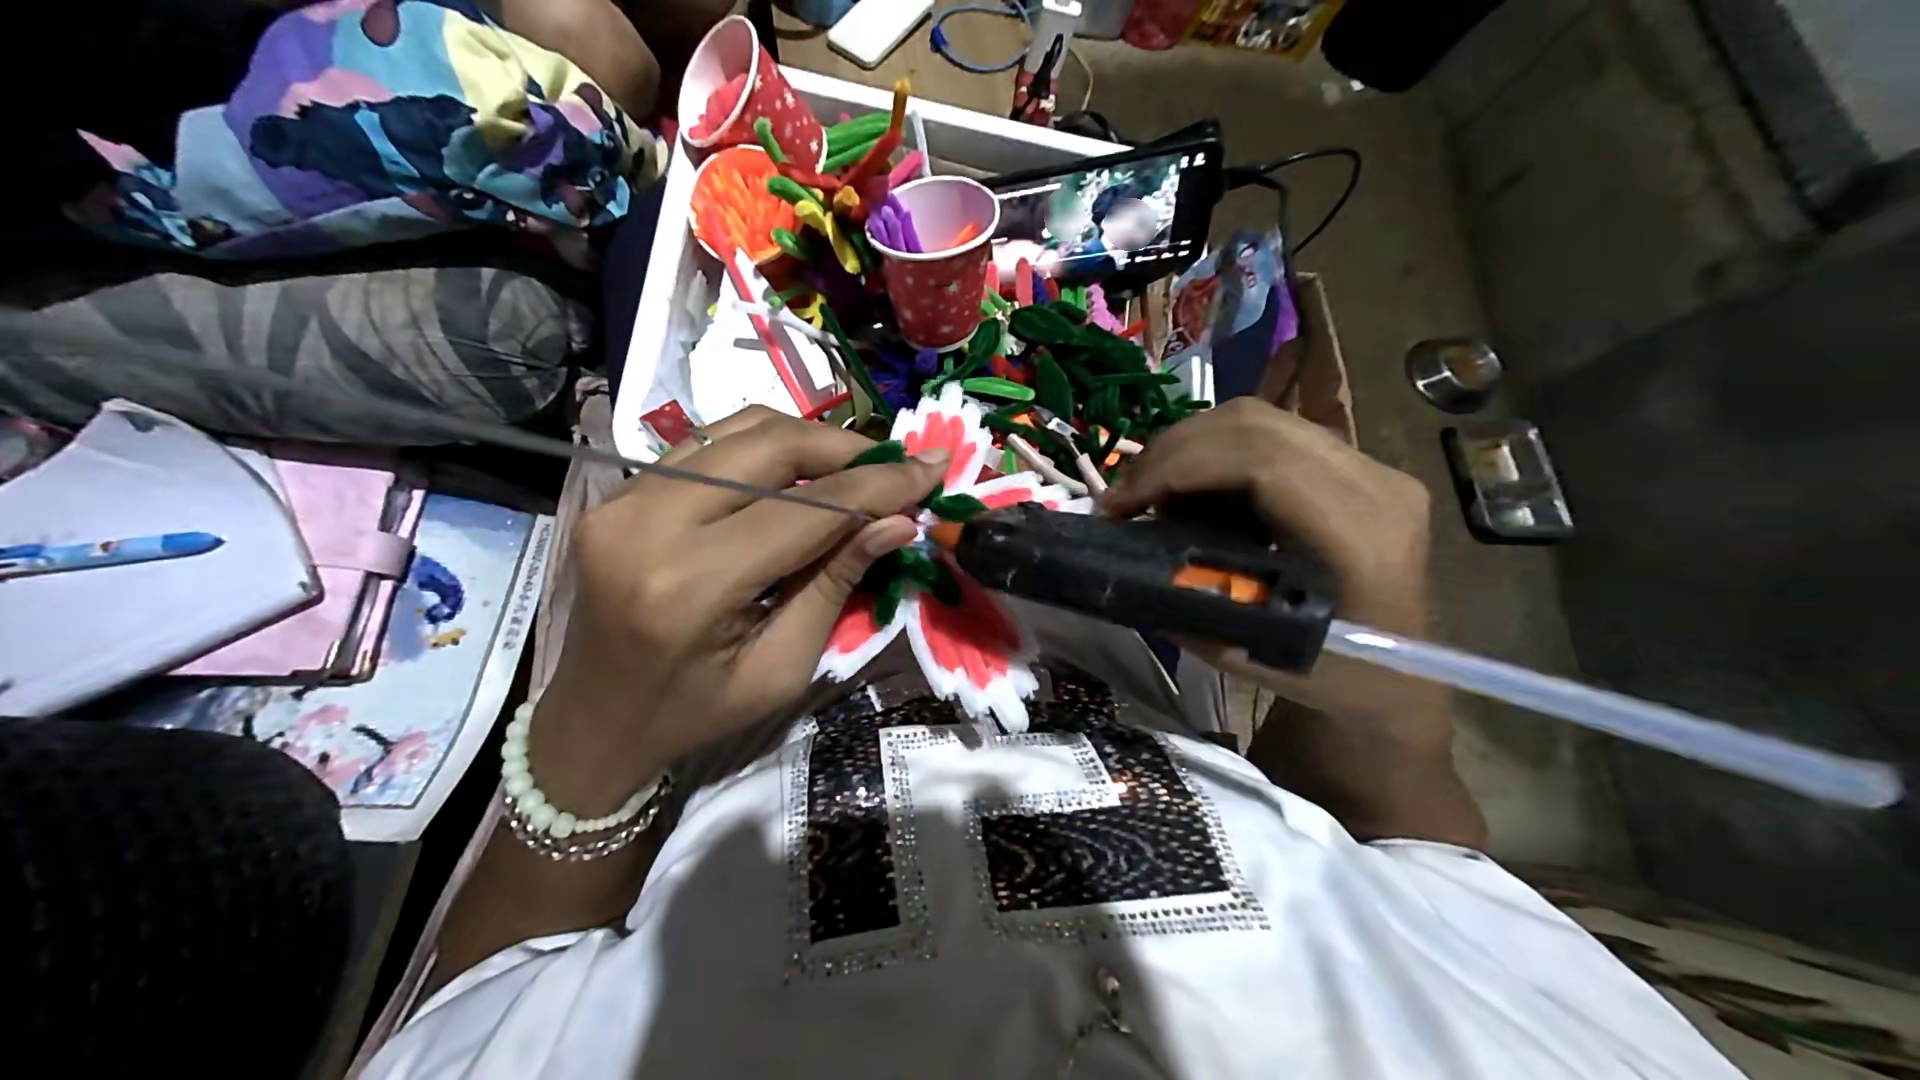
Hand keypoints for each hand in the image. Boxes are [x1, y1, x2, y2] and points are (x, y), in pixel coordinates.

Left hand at [532, 408, 945, 815]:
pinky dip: (763, 448)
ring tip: (854, 466)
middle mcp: (647, 524)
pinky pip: (706, 445)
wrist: (595, 720)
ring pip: (737, 430)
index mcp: (690, 585)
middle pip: (769, 446)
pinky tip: (797, 471)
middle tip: (895, 463)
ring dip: (808, 439)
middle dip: (846, 447)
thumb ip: (836, 584)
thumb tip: (898, 521)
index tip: (931, 466)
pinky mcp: (617, 492)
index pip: (804, 509)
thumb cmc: (697, 712)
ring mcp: (622, 499)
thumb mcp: (782, 666)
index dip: (876, 484)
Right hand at [1104, 401, 1482, 846]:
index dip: (1179, 468)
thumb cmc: (1333, 679)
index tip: (1120, 505)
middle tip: (1123, 497)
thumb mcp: (1253, 655)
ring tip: (1150, 492)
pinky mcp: (1355, 465)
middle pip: (1256, 425)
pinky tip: (1189, 487)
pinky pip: (1270, 432)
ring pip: (1259, 418)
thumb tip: (1131, 560)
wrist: (1400, 677)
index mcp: (1361, 535)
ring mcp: (1370, 467)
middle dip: (1171, 452)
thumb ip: (1194, 604)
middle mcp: (1376, 485)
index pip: (1261, 463)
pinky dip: (1212, 450)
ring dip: (1188, 446)